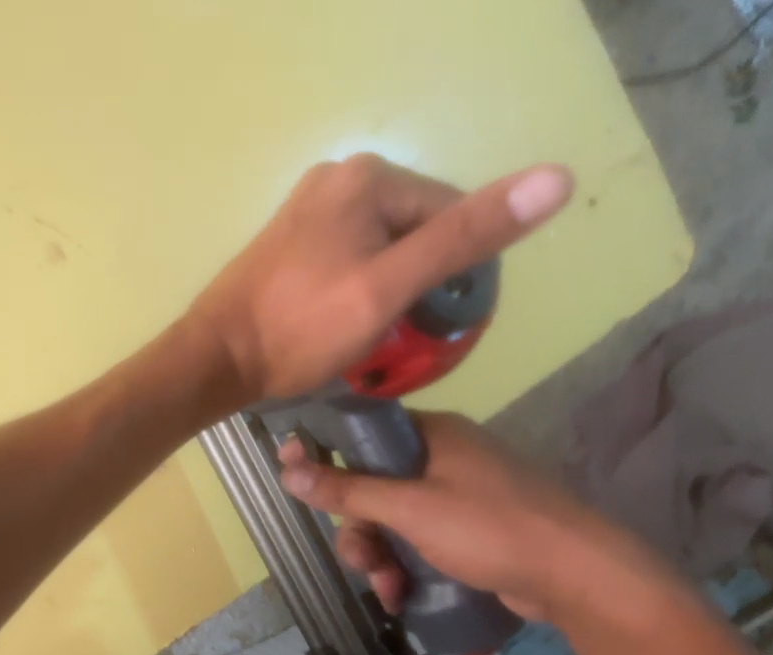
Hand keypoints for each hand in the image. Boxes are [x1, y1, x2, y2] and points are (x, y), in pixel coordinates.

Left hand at [189, 155, 573, 402]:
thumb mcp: (390, 286)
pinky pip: (348, 255)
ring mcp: (306, 209)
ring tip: (371, 332)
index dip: (454, 271)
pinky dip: (359, 284)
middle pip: (415, 226)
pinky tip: (343, 320)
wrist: (215, 360)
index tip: (430, 321)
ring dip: (390, 284)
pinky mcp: (289, 240)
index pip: (450, 212)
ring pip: (382, 244)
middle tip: (400, 333)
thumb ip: (465, 237)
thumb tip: (557, 177)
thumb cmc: (300, 330)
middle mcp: (336, 179)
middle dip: (419, 277)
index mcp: (367, 177)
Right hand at [277, 411, 641, 622]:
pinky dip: (402, 566)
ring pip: (389, 520)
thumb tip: (288, 471)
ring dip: (378, 557)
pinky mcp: (467, 530)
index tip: (290, 473)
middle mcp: (442, 459)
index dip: (323, 452)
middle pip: (370, 487)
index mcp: (433, 436)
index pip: (362, 432)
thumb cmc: (490, 528)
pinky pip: (415, 540)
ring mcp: (456, 496)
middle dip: (358, 531)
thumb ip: (348, 491)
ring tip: (387, 588)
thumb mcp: (410, 509)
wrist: (576, 576)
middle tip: (361, 562)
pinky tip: (401, 595)